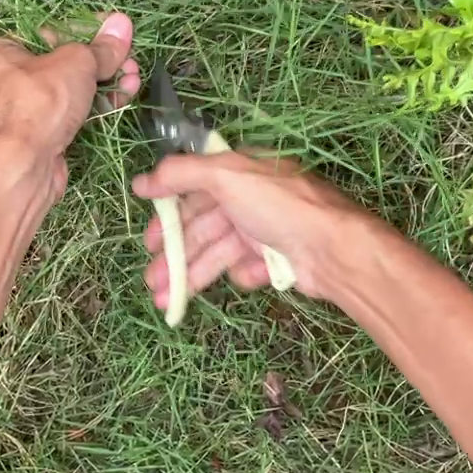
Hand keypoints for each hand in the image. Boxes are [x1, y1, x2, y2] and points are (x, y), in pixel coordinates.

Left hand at [0, 12, 139, 198]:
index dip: (87, 31)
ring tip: (134, 78)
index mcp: (1, 52)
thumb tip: (121, 24)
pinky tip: (121, 99)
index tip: (116, 32)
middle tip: (130, 61)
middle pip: (63, 65)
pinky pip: (71, 117)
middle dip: (101, 63)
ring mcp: (23, 114)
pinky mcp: (40, 140)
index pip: (50, 33)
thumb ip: (101, 47)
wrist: (21, 168)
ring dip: (104, 85)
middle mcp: (6, 81)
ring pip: (70, 93)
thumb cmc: (38, 102)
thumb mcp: (75, 63)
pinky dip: (95, 108)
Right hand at [133, 151, 386, 306]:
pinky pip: (245, 268)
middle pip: (200, 229)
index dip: (167, 217)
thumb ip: (180, 174)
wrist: (332, 249)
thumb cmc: (279, 206)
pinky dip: (243, 274)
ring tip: (166, 300)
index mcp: (238, 172)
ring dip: (191, 275)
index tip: (147, 242)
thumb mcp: (226, 177)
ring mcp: (261, 230)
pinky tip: (251, 277)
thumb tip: (140, 182)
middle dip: (174, 256)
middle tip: (152, 281)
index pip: (192, 192)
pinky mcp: (273, 259)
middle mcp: (248, 199)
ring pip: (216, 253)